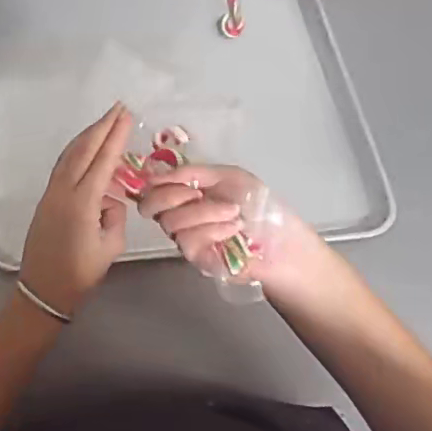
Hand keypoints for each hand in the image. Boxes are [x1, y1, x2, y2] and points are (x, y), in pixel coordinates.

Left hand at [19, 103, 132, 314]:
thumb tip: (109, 201)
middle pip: (82, 151)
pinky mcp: (45, 201)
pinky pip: (62, 168)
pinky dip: (75, 153)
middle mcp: (63, 192)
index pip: (102, 161)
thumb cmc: (80, 273)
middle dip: (100, 128)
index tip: (126, 116)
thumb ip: (114, 216)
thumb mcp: (110, 246)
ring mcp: (51, 195)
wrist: (43, 289)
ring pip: (68, 157)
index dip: (115, 136)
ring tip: (103, 123)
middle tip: (118, 109)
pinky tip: (84, 150)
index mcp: (82, 202)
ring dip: (86, 137)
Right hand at [137, 164, 330, 301]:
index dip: (155, 181)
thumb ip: (192, 172)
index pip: (150, 188)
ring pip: (172, 222)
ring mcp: (185, 238)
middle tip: (197, 193)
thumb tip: (154, 174)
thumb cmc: (258, 205)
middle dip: (171, 195)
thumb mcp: (227, 176)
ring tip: (233, 212)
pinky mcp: (196, 258)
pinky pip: (189, 239)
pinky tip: (233, 228)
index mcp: (183, 195)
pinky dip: (213, 228)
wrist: (283, 238)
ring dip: (204, 211)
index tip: (173, 177)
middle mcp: (178, 217)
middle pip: (149, 206)